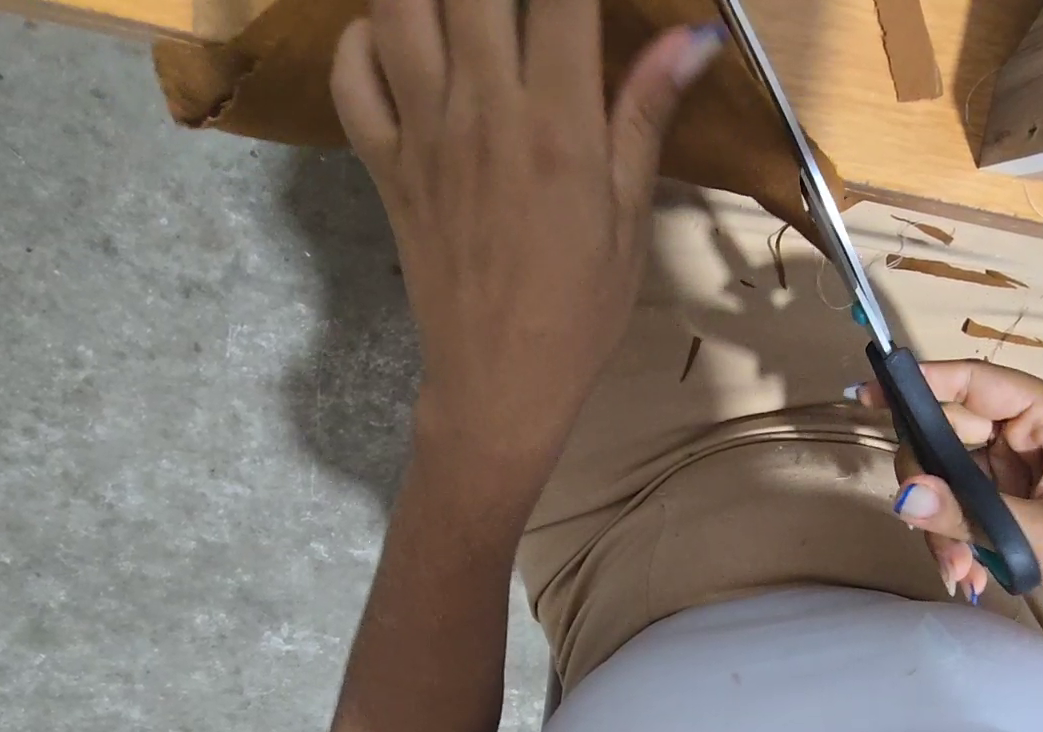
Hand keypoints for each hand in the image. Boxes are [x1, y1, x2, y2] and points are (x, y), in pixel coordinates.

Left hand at [330, 0, 724, 488]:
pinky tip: (398, 40)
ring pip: (396, 4)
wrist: (500, 382)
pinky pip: (350, 75)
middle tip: (517, 6)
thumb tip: (691, 35)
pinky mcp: (383, 166)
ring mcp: (422, 133)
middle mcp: (483, 109)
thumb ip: (645, 118)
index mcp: (558, 124)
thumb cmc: (580, 314)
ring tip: (464, 11)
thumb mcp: (627, 223)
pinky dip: (363, 37)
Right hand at [852, 362, 1042, 624]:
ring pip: (942, 478)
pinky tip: (968, 573)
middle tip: (924, 528)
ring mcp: (1007, 467)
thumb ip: (969, 514)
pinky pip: (952, 507)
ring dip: (941, 526)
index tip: (869, 393)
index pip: (975, 383)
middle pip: (945, 435)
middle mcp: (1023, 433)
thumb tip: (903, 496)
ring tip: (960, 569)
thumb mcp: (1041, 535)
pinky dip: (951, 539)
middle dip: (931, 488)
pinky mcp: (998, 499)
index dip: (923, 382)